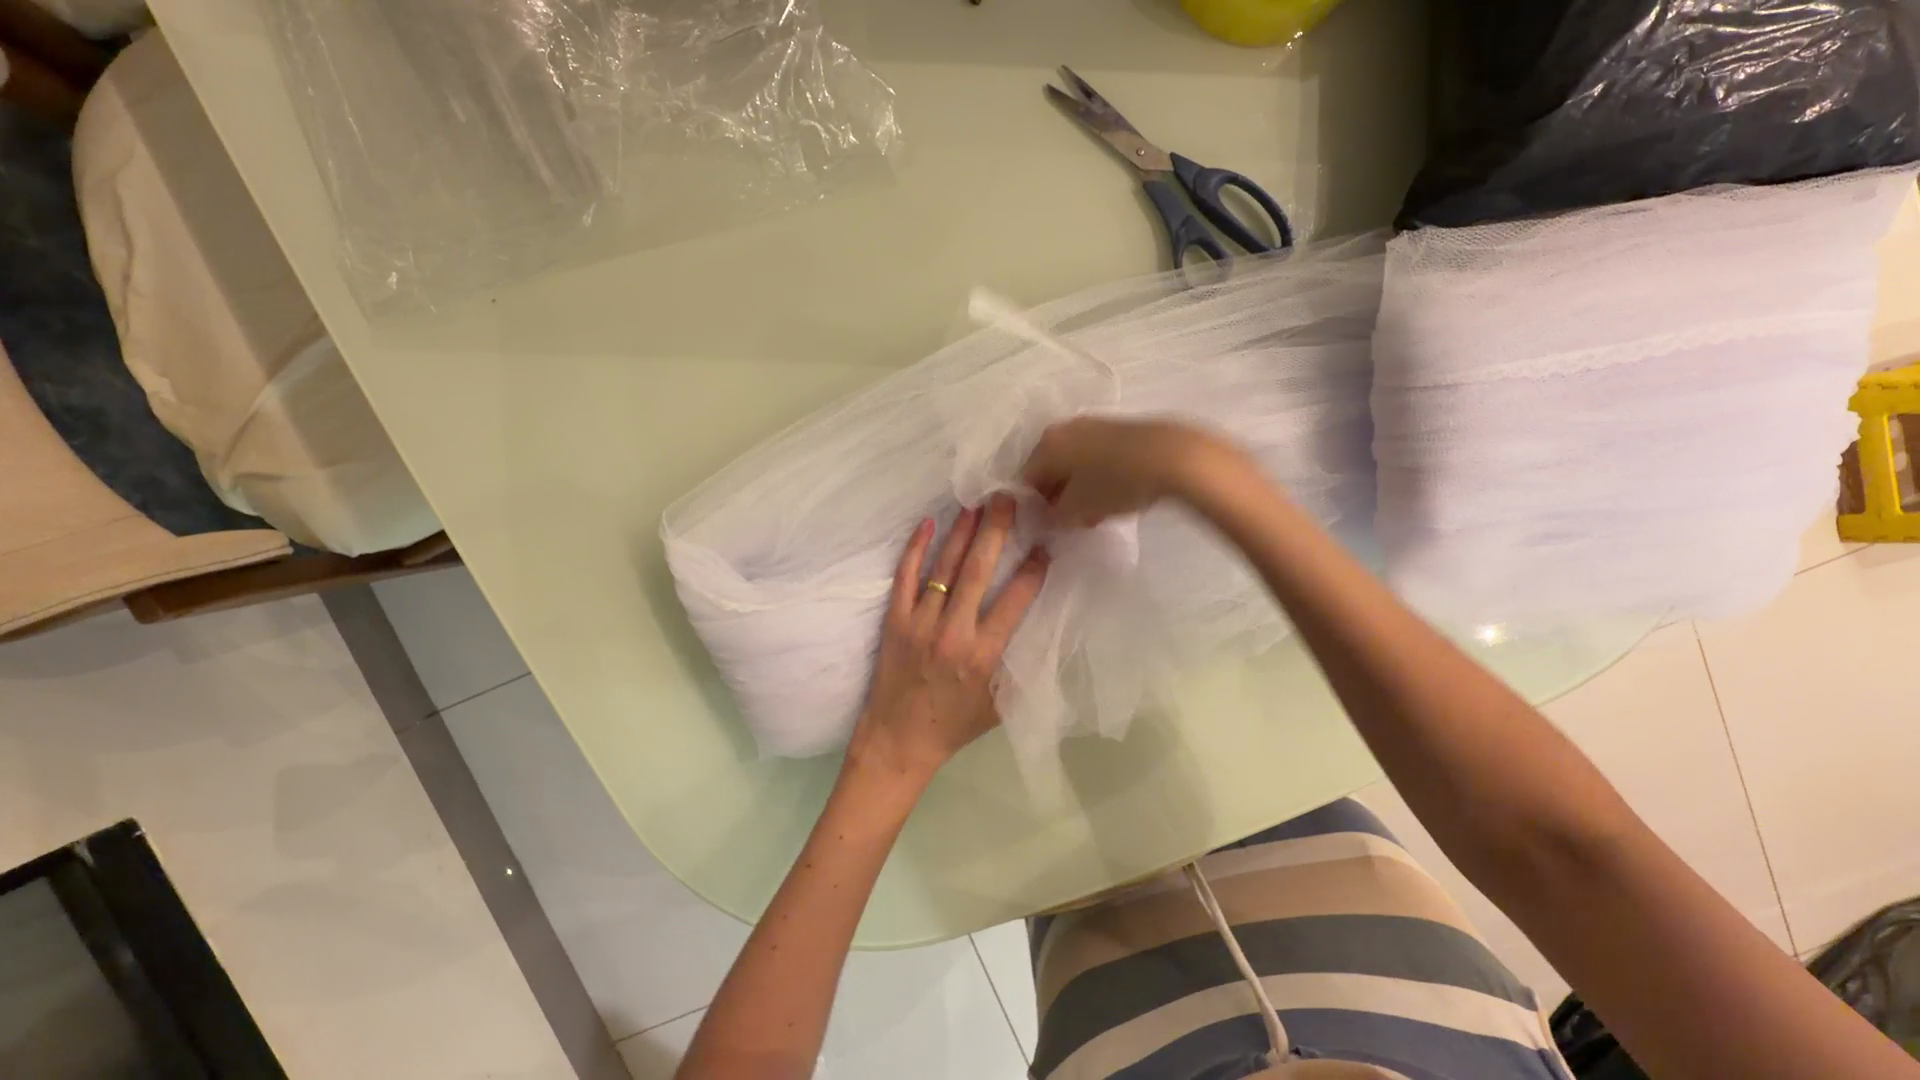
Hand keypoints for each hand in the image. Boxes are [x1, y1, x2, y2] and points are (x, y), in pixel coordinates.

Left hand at [843, 493, 1049, 787]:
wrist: (899, 741)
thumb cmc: (955, 725)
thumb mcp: (1001, 705)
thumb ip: (1022, 669)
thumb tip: (1048, 635)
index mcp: (984, 654)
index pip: (1015, 600)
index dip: (1033, 569)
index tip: (1045, 545)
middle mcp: (953, 632)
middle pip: (978, 571)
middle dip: (996, 531)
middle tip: (1008, 500)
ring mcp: (920, 623)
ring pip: (944, 568)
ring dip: (962, 533)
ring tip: (977, 504)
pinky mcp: (895, 621)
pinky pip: (905, 578)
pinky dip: (915, 549)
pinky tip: (927, 524)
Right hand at [1021, 417, 1224, 527]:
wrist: (1171, 457)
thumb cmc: (1116, 482)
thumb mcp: (1078, 509)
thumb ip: (1053, 517)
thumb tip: (1045, 518)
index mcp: (1046, 444)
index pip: (1025, 479)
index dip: (1033, 507)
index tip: (1046, 526)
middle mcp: (1064, 429)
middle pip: (1050, 469)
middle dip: (1057, 498)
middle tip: (1070, 522)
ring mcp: (1092, 426)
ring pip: (1074, 464)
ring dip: (1078, 490)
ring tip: (1095, 515)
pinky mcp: (1118, 431)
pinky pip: (1095, 458)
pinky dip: (1096, 478)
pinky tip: (1113, 498)